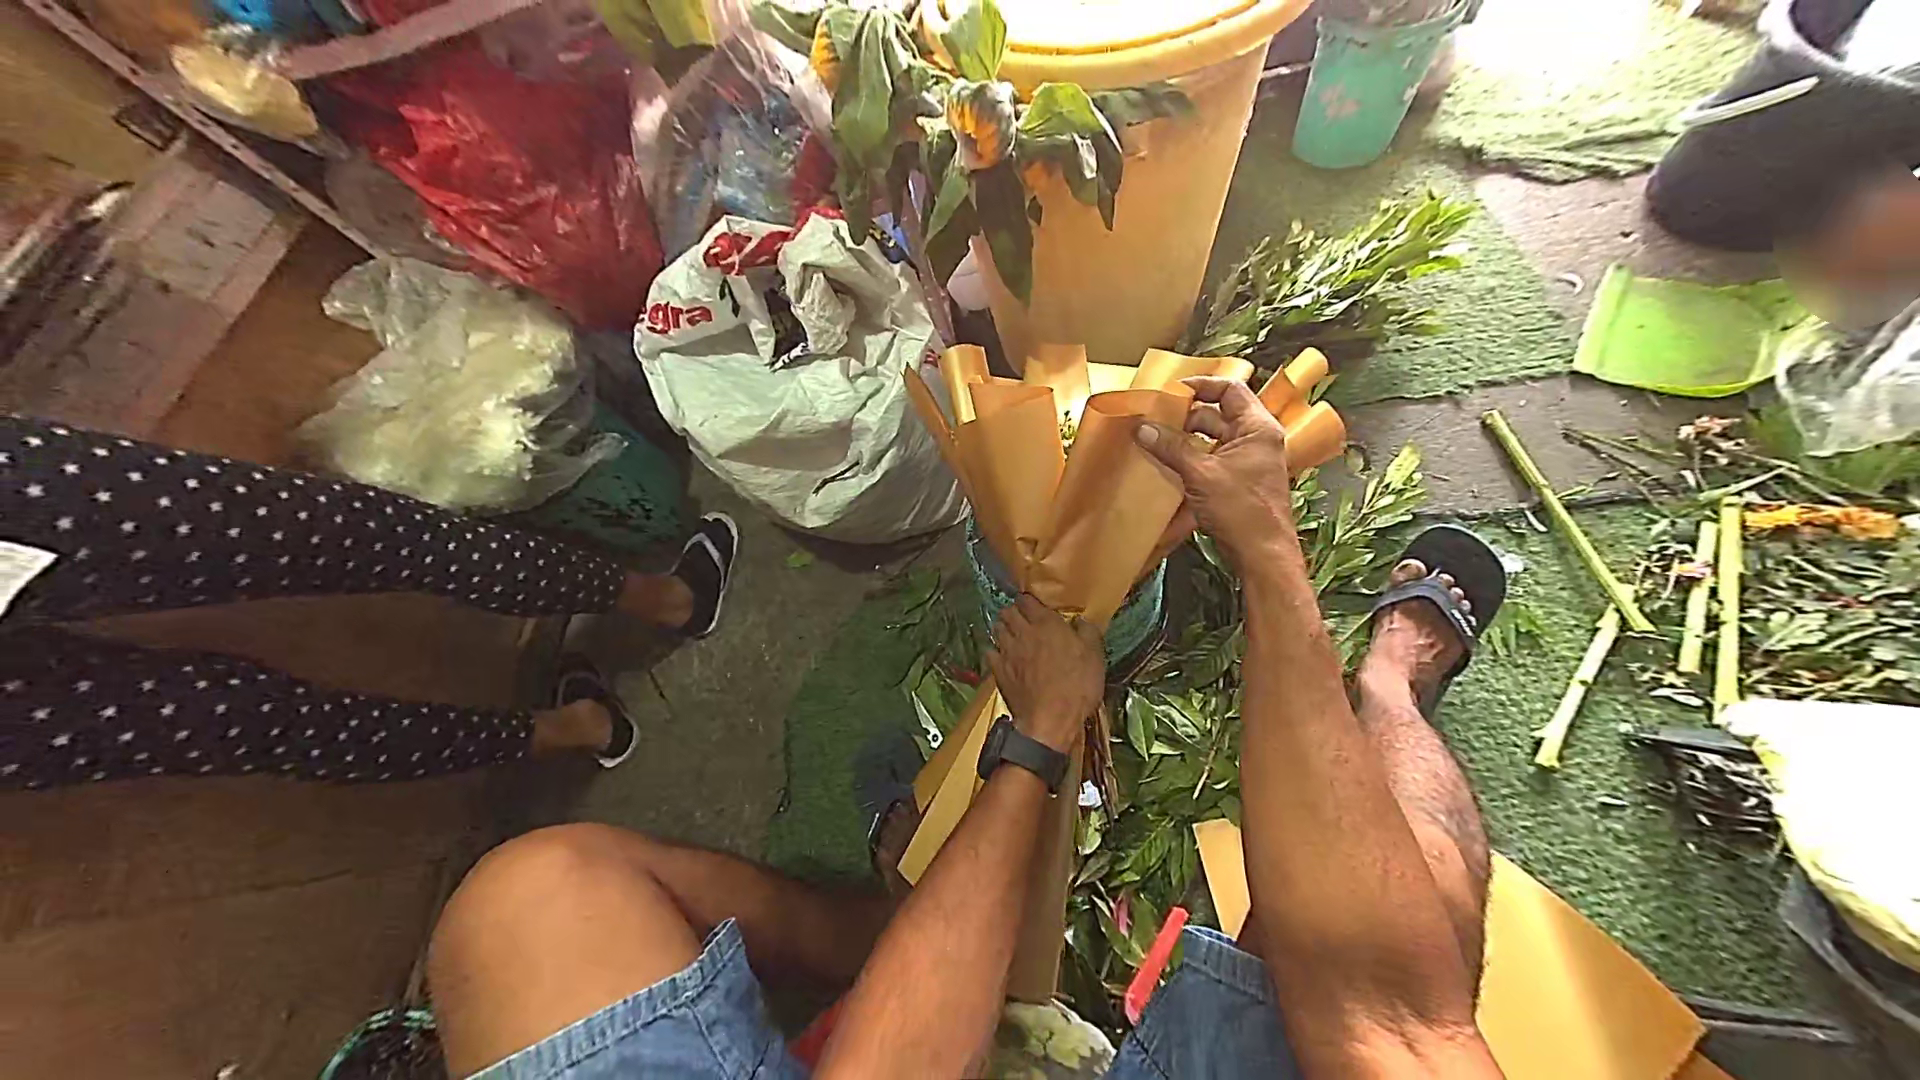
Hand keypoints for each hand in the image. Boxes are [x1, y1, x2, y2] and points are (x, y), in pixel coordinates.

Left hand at [985, 594, 1103, 753]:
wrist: (1051, 720)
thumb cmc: (1077, 686)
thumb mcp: (1094, 656)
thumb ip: (1088, 633)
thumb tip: (1081, 621)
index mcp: (1046, 624)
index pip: (1027, 600)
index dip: (1029, 601)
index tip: (1034, 605)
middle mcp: (1023, 632)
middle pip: (1008, 612)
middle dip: (1013, 612)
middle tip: (1021, 618)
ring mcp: (1007, 651)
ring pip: (997, 629)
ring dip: (1003, 628)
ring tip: (1010, 634)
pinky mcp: (998, 670)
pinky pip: (990, 652)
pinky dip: (994, 650)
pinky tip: (1001, 655)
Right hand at [1135, 376, 1294, 570]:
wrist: (1260, 553)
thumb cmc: (1242, 511)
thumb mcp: (1200, 473)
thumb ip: (1171, 448)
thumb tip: (1143, 428)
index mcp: (1257, 428)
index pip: (1230, 389)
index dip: (1201, 386)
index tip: (1173, 391)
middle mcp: (1255, 440)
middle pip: (1217, 414)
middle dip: (1185, 416)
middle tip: (1157, 419)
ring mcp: (1247, 461)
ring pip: (1212, 438)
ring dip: (1185, 438)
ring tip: (1157, 441)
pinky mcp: (1237, 480)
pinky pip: (1211, 458)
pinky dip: (1191, 457)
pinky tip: (1169, 464)